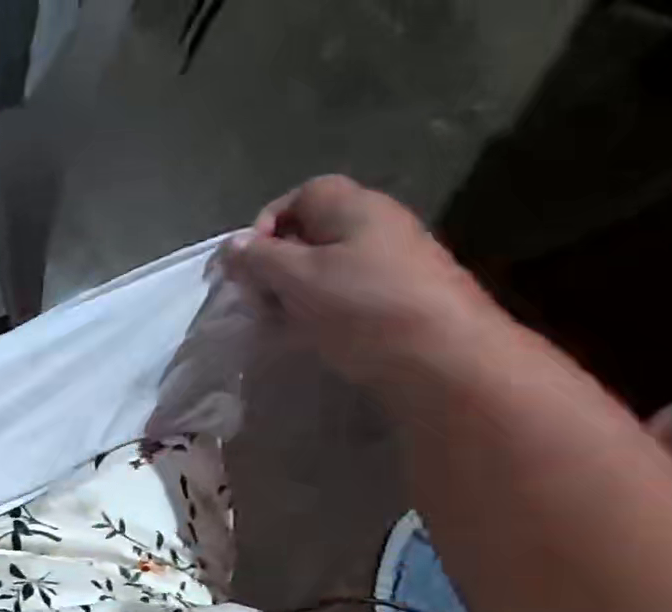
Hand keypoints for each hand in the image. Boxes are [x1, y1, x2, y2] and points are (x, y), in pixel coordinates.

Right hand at [222, 175, 508, 385]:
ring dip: (289, 292)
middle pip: (307, 233)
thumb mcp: (297, 278)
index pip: (300, 196)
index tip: (246, 264)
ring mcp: (386, 261)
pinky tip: (307, 332)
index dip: (265, 224)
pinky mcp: (389, 294)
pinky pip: (337, 291)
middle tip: (260, 299)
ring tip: (280, 321)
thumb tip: (233, 244)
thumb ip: (259, 257)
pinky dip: (313, 308)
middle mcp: (374, 226)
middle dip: (273, 265)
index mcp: (354, 209)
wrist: (439, 354)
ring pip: (318, 267)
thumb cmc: (361, 306)